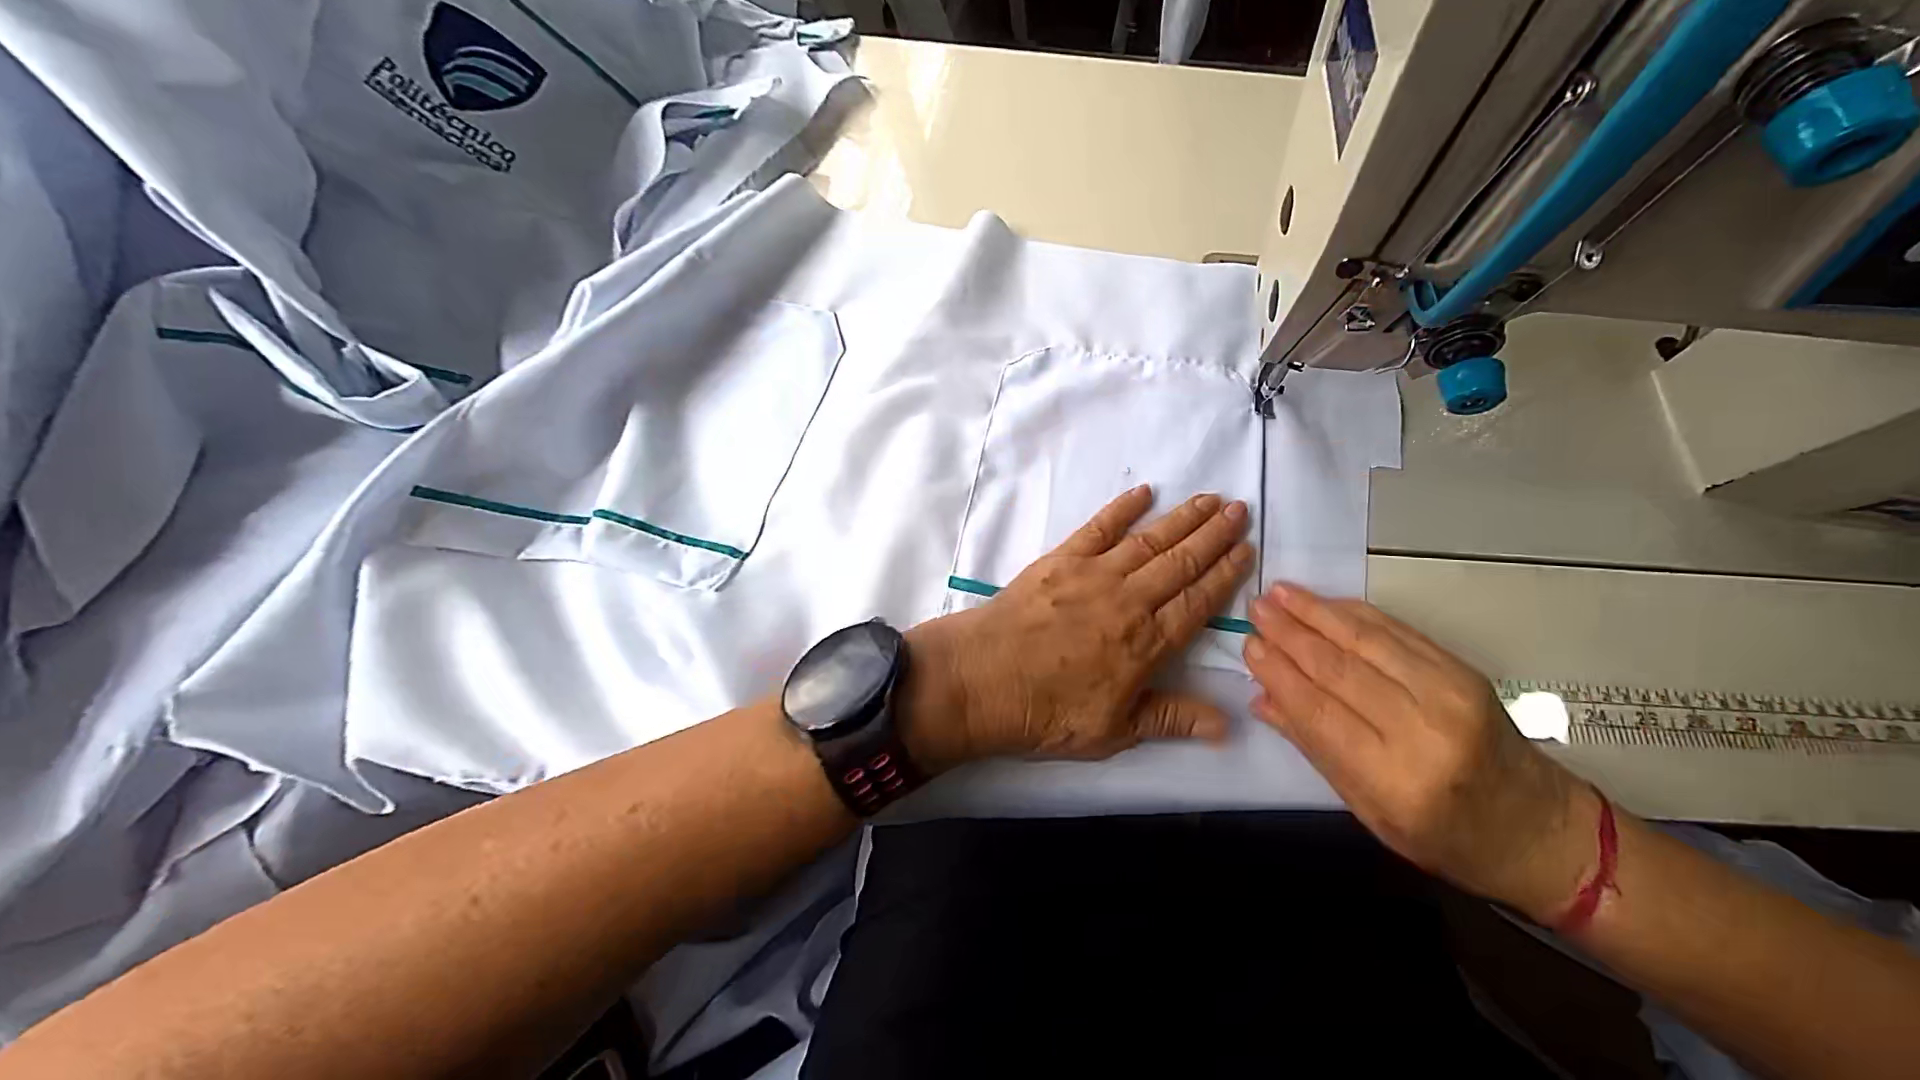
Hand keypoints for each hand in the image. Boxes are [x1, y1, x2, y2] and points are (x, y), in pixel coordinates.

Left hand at [902, 486, 1253, 772]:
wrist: (981, 681)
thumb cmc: (1045, 713)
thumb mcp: (1113, 731)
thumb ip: (1171, 719)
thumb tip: (1229, 725)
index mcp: (1147, 644)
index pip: (1198, 602)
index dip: (1226, 575)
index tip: (1247, 551)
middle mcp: (1128, 601)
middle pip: (1181, 563)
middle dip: (1214, 536)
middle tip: (1239, 510)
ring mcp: (1093, 576)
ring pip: (1148, 541)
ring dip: (1181, 518)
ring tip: (1208, 499)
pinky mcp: (1059, 561)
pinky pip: (1097, 528)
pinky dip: (1121, 509)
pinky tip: (1142, 493)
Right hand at [1241, 583, 1599, 921]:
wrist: (1537, 829)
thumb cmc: (1442, 834)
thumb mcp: (1366, 808)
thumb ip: (1314, 747)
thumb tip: (1263, 697)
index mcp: (1394, 777)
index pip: (1319, 711)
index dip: (1279, 673)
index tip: (1248, 645)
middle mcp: (1425, 730)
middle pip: (1340, 669)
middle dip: (1291, 634)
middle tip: (1256, 608)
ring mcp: (1451, 695)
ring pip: (1368, 642)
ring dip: (1318, 612)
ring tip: (1280, 593)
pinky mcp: (1465, 672)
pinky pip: (1400, 634)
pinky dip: (1357, 614)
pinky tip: (1327, 603)